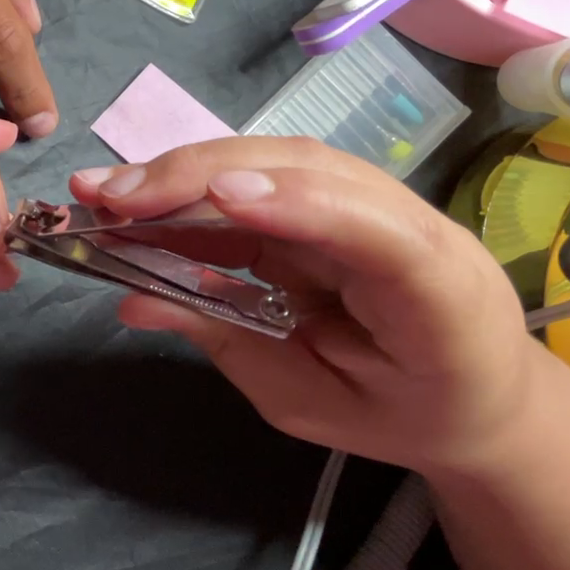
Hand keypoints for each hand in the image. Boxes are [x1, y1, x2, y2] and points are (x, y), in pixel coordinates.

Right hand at [70, 138, 547, 477]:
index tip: (221, 197)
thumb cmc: (398, 410)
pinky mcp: (316, 196)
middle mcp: (404, 224)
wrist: (469, 391)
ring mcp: (360, 199)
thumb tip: (132, 300)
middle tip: (108, 198)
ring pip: (267, 159)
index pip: (380, 232)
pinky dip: (184, 186)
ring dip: (178, 172)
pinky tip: (132, 198)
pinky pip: (247, 177)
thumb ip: (228, 344)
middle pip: (304, 169)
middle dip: (199, 176)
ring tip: (100, 193)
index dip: (303, 205)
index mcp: (437, 292)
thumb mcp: (307, 401)